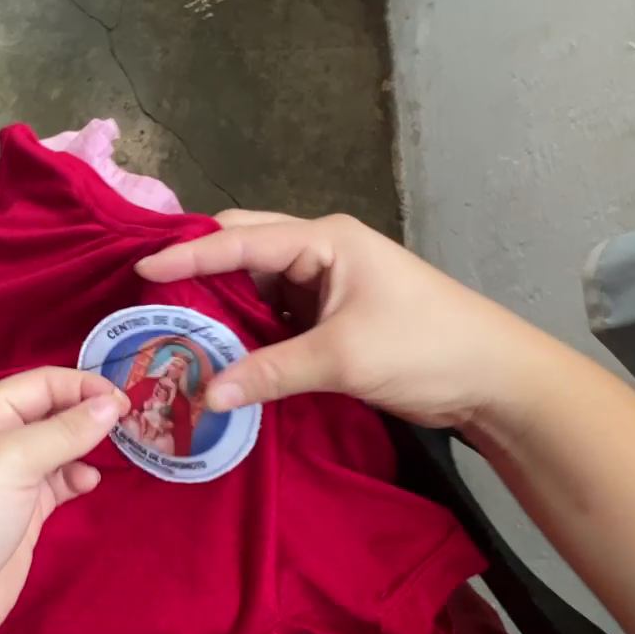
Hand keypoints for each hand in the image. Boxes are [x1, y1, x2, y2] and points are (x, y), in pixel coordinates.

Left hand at [0, 367, 129, 633]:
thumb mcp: (14, 461)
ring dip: (85, 447)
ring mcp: (8, 476)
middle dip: (88, 414)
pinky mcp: (21, 510)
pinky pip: (56, 481)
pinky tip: (87, 484)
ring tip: (113, 454)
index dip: (84, 386)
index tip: (126, 401)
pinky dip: (75, 478)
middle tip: (130, 424)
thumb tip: (112, 403)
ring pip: (57, 446)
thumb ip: (65, 430)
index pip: (42, 382)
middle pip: (51, 411)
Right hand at [136, 210, 566, 429]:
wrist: (494, 379)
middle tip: (148, 291)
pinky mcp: (327, 316)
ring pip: (254, 286)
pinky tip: (215, 347)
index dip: (188, 253)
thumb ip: (270, 372)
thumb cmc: (427, 347)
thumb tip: (206, 394)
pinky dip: (243, 330)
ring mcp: (323, 284)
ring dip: (218, 303)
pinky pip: (271, 316)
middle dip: (198, 267)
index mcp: (325, 240)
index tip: (140, 268)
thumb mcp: (344, 358)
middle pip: (244, 249)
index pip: (242, 239)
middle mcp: (319, 252)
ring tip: (170, 323)